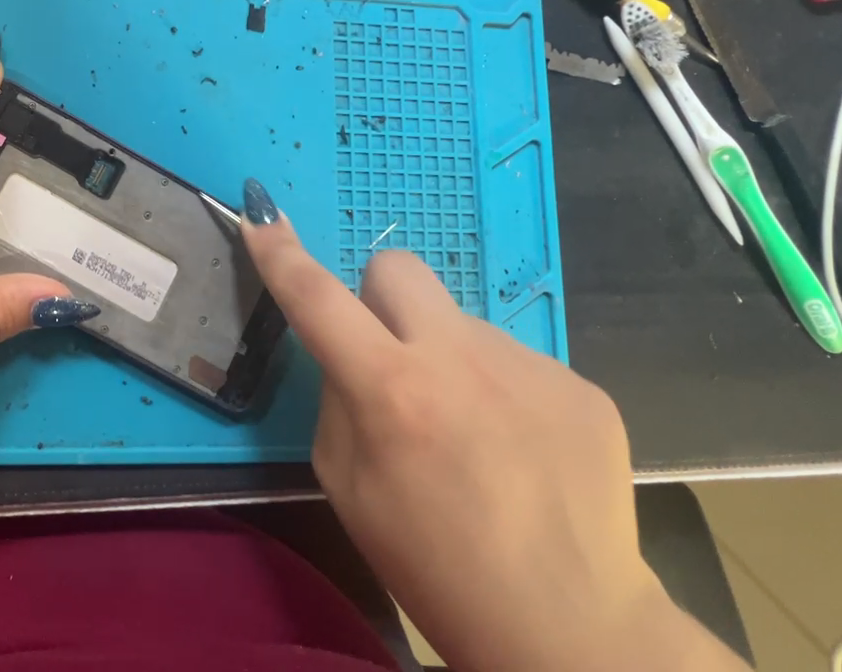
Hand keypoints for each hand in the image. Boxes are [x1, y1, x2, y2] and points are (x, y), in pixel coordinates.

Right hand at [239, 182, 745, 671]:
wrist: (570, 626)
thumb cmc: (430, 565)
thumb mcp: (345, 485)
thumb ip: (337, 400)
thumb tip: (351, 357)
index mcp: (390, 391)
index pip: (317, 298)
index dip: (280, 253)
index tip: (260, 216)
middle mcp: (459, 360)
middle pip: (397, 267)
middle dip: (377, 298)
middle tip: (388, 358)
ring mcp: (529, 367)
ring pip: (459, 323)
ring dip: (445, 357)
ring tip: (470, 433)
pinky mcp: (581, 386)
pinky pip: (513, 362)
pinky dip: (499, 390)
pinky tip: (516, 450)